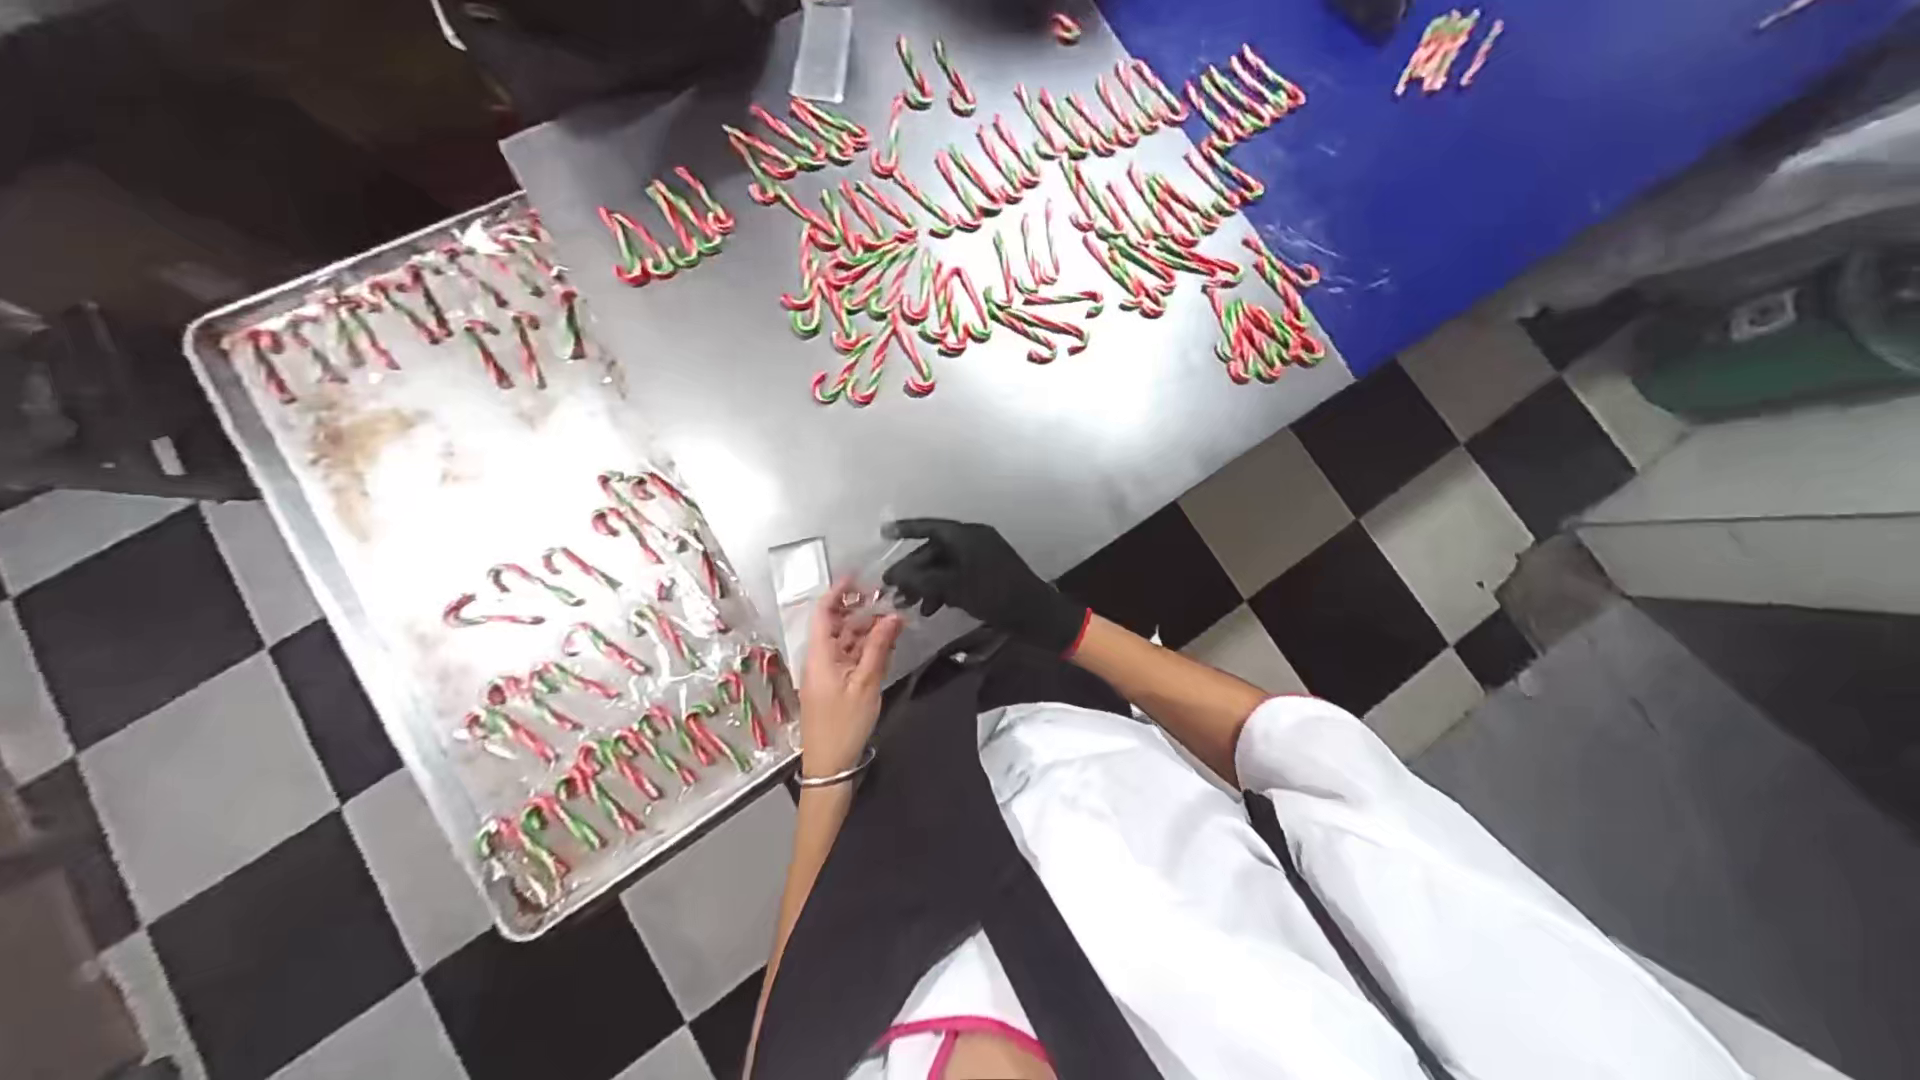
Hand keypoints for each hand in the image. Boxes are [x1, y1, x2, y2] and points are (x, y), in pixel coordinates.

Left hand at [798, 577, 902, 775]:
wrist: (830, 765)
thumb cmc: (844, 724)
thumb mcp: (866, 683)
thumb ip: (879, 647)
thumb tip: (892, 616)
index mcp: (819, 655)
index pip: (824, 612)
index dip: (837, 591)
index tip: (857, 577)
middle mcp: (819, 659)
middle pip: (836, 625)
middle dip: (859, 609)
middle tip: (885, 599)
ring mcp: (826, 673)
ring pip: (845, 641)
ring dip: (866, 629)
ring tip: (892, 621)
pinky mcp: (834, 685)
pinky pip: (849, 657)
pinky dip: (865, 648)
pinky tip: (885, 645)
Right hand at [882, 519, 1088, 653]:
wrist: (1036, 614)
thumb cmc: (995, 596)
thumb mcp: (955, 588)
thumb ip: (922, 580)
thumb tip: (894, 575)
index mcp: (968, 536)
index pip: (930, 527)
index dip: (905, 529)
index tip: (884, 533)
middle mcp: (974, 541)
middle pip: (934, 550)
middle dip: (912, 570)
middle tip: (892, 590)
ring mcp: (982, 558)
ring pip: (944, 567)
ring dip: (925, 584)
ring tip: (909, 604)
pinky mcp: (987, 575)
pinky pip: (956, 576)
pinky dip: (942, 590)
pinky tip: (931, 609)